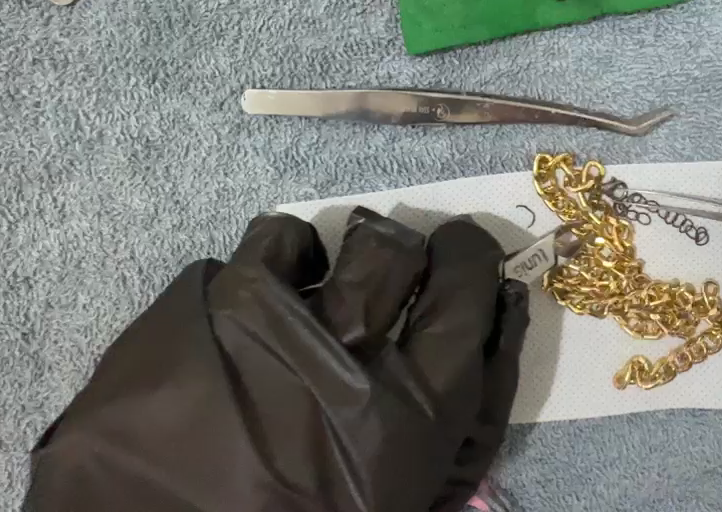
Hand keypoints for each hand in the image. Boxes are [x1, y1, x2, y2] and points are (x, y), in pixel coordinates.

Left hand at [23, 209, 528, 511]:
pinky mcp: (216, 310)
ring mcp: (278, 329)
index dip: (470, 258)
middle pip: (403, 256)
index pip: (466, 296)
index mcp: (409, 425)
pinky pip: (277, 236)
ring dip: (354, 254)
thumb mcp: (412, 492)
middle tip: (392, 275)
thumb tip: (505, 301)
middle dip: (408, 254)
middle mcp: (350, 365)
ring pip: (349, 240)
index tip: (461, 250)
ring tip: (332, 284)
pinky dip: (289, 250)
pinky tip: (276, 287)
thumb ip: (473, 411)